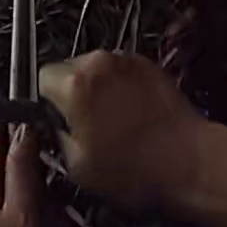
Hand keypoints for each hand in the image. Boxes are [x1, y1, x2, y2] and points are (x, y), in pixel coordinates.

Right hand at [38, 51, 204, 208]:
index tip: (52, 113)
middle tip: (82, 121)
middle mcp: (96, 62)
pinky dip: (117, 83)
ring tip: (110, 118)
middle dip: (70, 90)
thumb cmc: (135, 168)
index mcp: (74, 84)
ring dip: (95, 85)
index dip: (44, 98)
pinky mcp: (143, 60)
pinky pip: (118, 67)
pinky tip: (129, 110)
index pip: (41, 77)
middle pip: (67, 67)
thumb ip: (56, 135)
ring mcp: (122, 58)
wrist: (185, 158)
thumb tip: (53, 125)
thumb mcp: (79, 166)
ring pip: (94, 66)